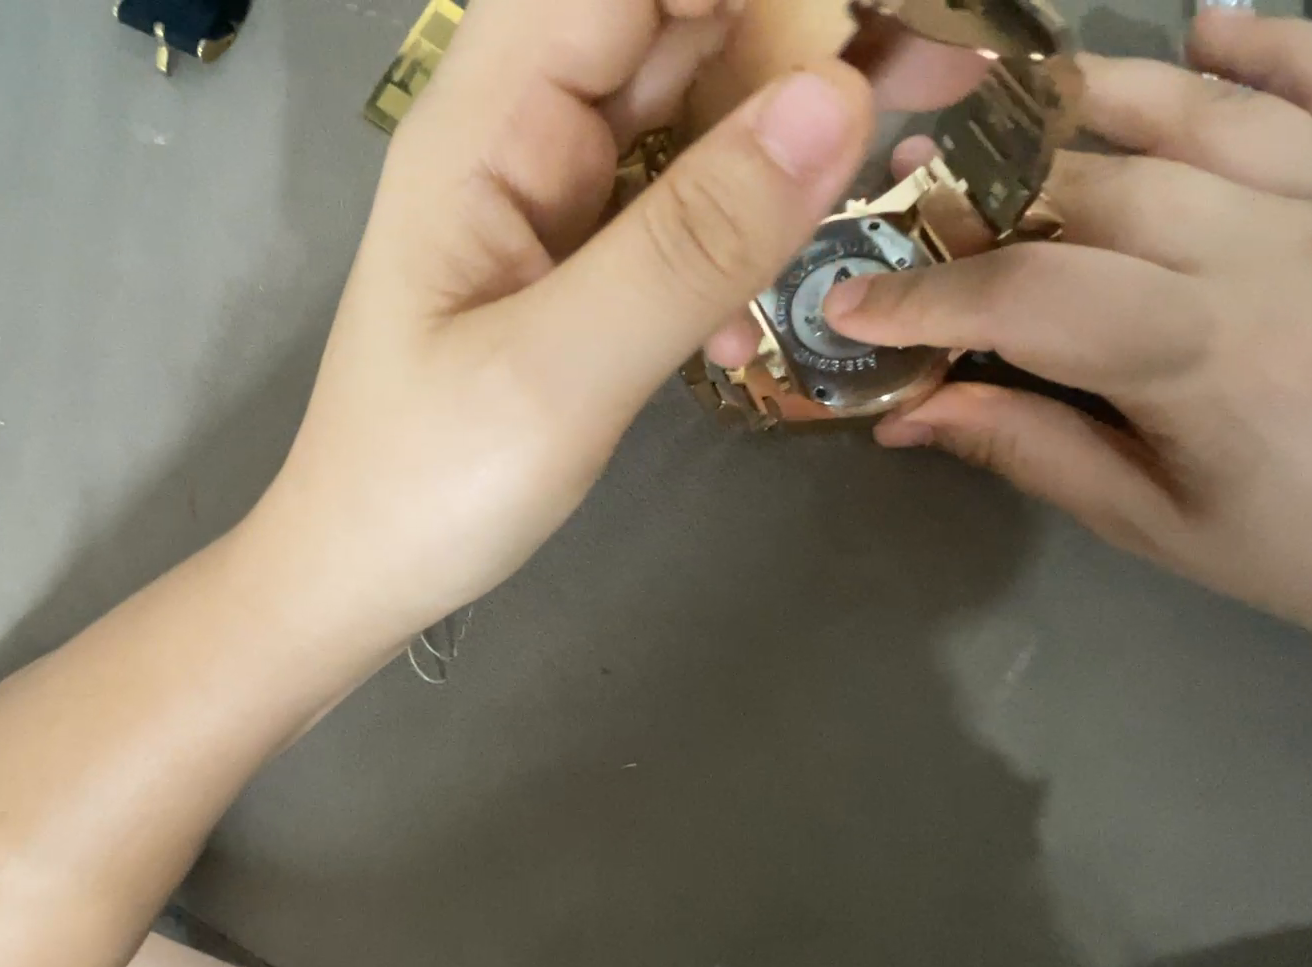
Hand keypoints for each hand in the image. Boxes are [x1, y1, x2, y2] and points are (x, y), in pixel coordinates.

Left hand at [252, 0, 981, 643]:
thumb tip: (837, 101)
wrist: (367, 567)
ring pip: (680, 120)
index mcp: (484, 125)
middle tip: (943, 57)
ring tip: (901, 144)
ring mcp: (545, 207)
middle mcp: (515, 139)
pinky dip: (731, 239)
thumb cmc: (430, 480)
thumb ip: (691, 242)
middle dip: (799, 34)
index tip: (877, 12)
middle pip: (666, 29)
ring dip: (785, 130)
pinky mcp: (571, 271)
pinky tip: (749, 327)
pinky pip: (670, 214)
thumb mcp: (560, 369)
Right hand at [823, 13, 1311, 706]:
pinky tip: (1198, 31)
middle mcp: (1295, 259)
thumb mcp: (1146, 520)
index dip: (925, 296)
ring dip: (1085, 100)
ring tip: (999, 105)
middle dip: (981, 194)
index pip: (1033, 298)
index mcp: (1223, 364)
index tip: (848, 301)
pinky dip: (1266, 47)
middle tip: (906, 200)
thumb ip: (1023, 447)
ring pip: (1201, 114)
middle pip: (1100, 189)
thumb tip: (904, 413)